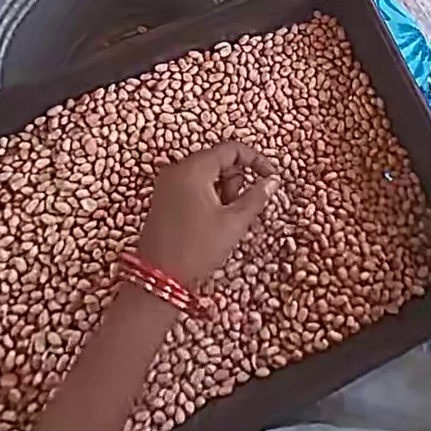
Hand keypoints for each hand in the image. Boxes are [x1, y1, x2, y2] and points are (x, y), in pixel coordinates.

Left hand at [135, 141, 279, 290]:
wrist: (158, 280)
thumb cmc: (196, 249)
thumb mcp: (234, 223)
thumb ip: (256, 196)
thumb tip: (272, 180)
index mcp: (194, 169)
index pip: (231, 149)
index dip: (256, 160)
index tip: (271, 177)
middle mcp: (177, 170)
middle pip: (219, 161)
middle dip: (236, 182)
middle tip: (238, 210)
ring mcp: (167, 185)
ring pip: (207, 176)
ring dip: (223, 192)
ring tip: (223, 221)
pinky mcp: (163, 200)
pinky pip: (194, 188)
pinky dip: (209, 199)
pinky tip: (211, 223)